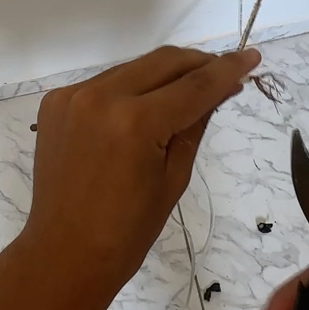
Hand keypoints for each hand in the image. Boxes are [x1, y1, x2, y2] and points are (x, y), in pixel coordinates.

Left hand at [22, 45, 261, 295]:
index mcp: (135, 122)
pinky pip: (105, 82)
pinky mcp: (57, 100)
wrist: (63, 254)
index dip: (227, 68)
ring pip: (134, 67)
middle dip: (197, 63)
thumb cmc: (127, 230)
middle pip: (163, 61)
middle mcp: (102, 97)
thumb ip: (196, 123)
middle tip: (224, 70)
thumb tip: (220, 87)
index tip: (251, 55)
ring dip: (163, 74)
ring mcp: (74, 95)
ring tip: (185, 92)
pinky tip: (139, 110)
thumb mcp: (174, 177)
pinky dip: (128, 89)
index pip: (194, 85)